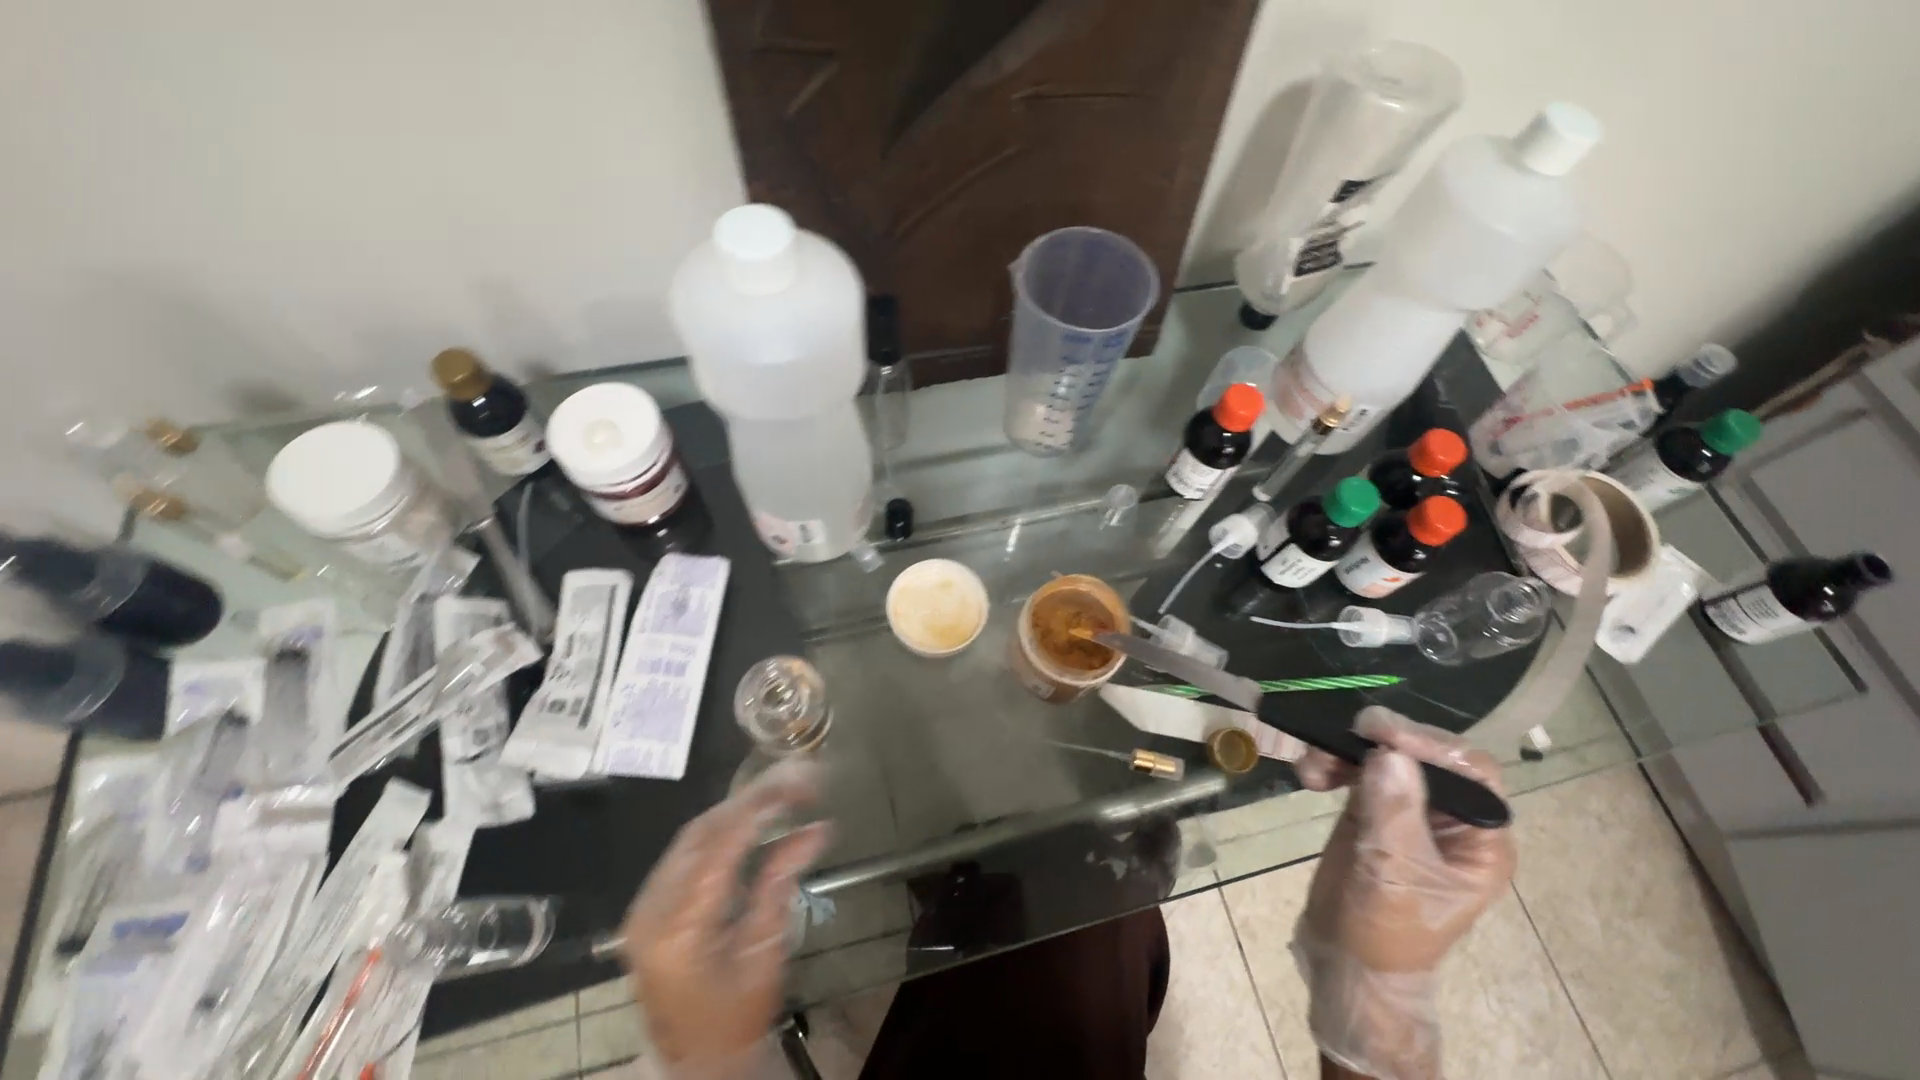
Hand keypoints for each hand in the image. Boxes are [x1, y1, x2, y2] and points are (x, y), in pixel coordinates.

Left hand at [622, 761, 830, 1079]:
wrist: (693, 1064)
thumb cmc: (737, 1018)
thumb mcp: (765, 953)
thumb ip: (781, 884)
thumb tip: (816, 829)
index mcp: (678, 927)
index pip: (721, 846)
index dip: (761, 808)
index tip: (798, 785)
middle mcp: (649, 909)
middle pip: (700, 832)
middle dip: (750, 801)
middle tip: (795, 785)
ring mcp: (641, 908)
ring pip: (689, 838)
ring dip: (734, 814)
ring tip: (779, 798)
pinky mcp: (644, 910)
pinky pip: (682, 856)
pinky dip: (718, 835)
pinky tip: (749, 825)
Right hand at [1291, 707, 1515, 1079]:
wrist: (1347, 965)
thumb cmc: (1387, 933)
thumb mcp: (1394, 874)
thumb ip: (1394, 813)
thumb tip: (1389, 754)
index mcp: (1480, 838)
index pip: (1471, 772)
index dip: (1431, 746)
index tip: (1382, 734)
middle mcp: (1450, 817)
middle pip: (1425, 756)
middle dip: (1383, 743)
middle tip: (1345, 733)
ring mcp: (1408, 810)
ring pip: (1385, 757)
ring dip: (1347, 751)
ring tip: (1313, 766)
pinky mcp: (1371, 810)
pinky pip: (1356, 770)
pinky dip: (1332, 764)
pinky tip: (1310, 776)